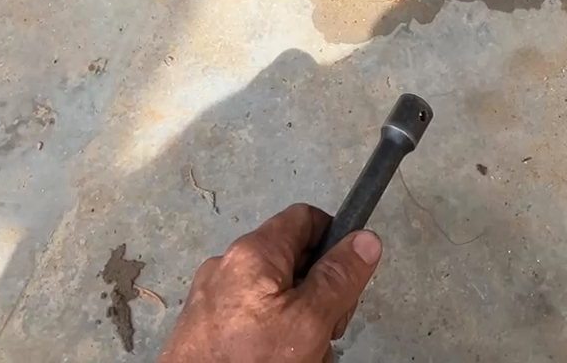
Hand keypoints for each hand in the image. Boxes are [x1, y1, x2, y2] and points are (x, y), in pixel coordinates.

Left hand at [157, 204, 382, 361]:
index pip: (305, 218)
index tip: (345, 282)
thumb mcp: (309, 323)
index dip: (334, 240)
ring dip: (296, 323)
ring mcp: (209, 302)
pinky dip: (268, 340)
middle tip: (327, 334)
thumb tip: (366, 238)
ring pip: (271, 298)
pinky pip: (247, 322)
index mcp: (252, 251)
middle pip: (290, 261)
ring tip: (302, 360)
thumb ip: (339, 279)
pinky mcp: (200, 334)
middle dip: (317, 295)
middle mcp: (226, 266)